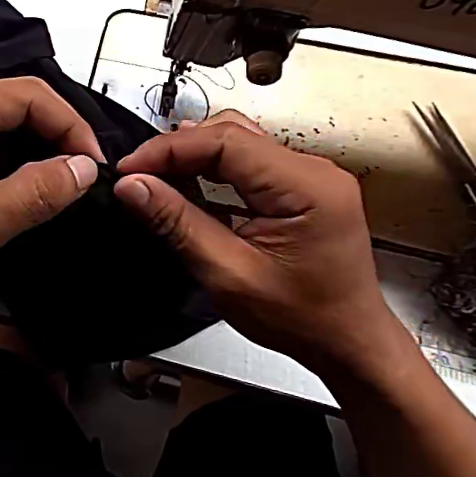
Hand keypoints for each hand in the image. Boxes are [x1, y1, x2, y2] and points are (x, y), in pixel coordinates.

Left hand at [0, 78, 102, 300]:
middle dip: (56, 140)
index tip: (90, 162)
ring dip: (36, 154)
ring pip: (9, 125)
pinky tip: (25, 192)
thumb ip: (35, 194)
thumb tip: (80, 170)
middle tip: (79, 176)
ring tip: (55, 189)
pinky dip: (15, 165)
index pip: (29, 96)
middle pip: (21, 105)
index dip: (70, 127)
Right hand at [114, 110, 403, 374]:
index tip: (130, 169)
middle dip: (176, 150)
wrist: (346, 343)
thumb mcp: (228, 273)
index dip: (168, 150)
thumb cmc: (303, 318)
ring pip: (236, 143)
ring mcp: (308, 177)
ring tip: (155, 183)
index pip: (224, 140)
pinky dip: (210, 171)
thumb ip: (178, 224)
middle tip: (137, 176)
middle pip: (229, 133)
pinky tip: (186, 190)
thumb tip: (133, 187)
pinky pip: (246, 163)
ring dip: (191, 158)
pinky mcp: (298, 189)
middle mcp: (313, 172)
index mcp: (307, 187)